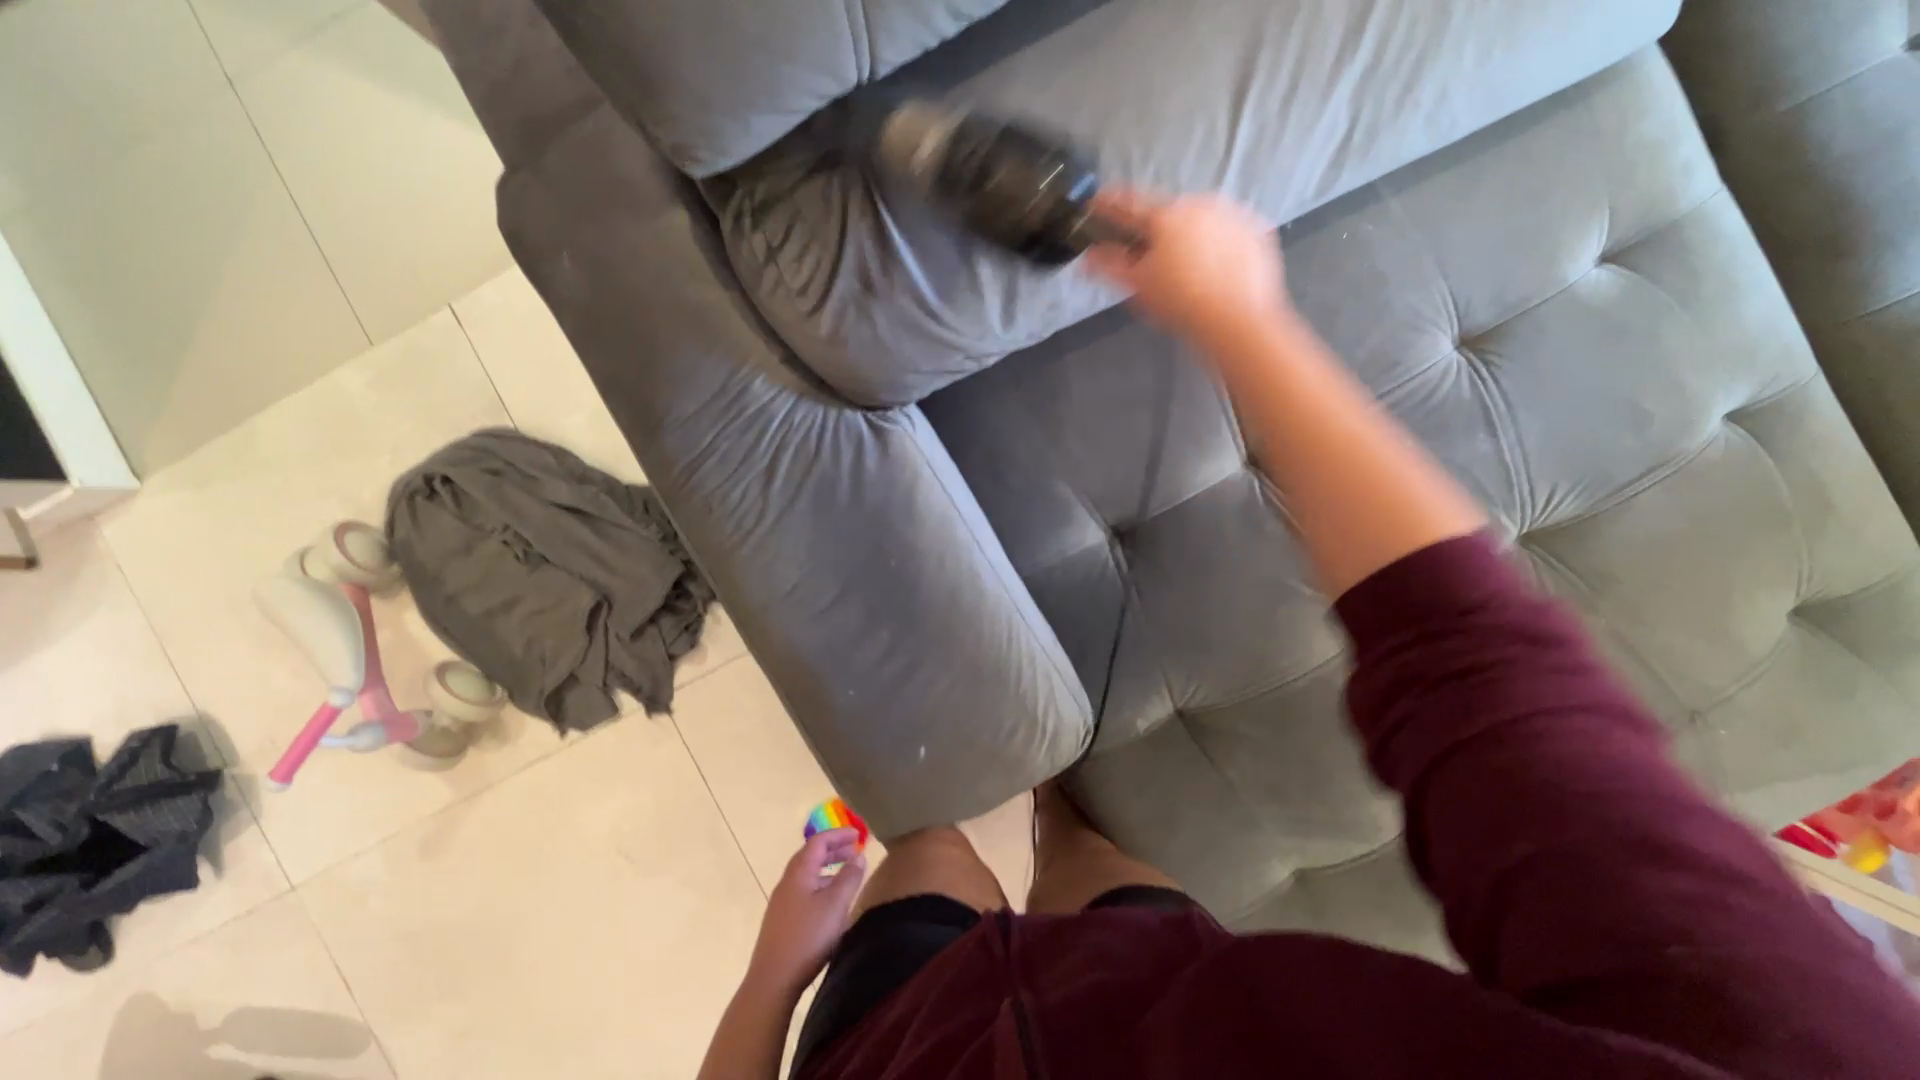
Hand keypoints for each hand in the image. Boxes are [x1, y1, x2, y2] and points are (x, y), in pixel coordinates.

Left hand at [744, 827, 867, 998]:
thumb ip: (849, 878)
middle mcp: (787, 883)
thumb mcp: (835, 905)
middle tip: (855, 851)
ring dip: (827, 869)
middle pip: (810, 856)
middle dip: (833, 850)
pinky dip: (820, 885)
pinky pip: (804, 891)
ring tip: (846, 874)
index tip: (858, 834)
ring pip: (806, 875)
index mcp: (798, 873)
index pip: (817, 842)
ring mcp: (781, 903)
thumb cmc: (807, 937)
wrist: (773, 979)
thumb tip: (858, 856)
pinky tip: (830, 902)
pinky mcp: (781, 921)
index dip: (838, 835)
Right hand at [1082, 190, 1294, 346]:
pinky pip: (1229, 231)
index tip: (1096, 202)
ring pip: (1201, 220)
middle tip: (1152, 258)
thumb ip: (1109, 265)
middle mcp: (1200, 203)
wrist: (1239, 320)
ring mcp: (1233, 213)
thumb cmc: (1181, 303)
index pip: (1129, 203)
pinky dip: (1219, 244)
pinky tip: (1216, 268)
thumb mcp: (1138, 286)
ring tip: (1189, 269)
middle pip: (1170, 214)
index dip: (1109, 204)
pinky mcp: (1258, 230)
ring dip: (1191, 236)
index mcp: (1166, 214)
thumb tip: (1087, 256)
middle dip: (1158, 230)